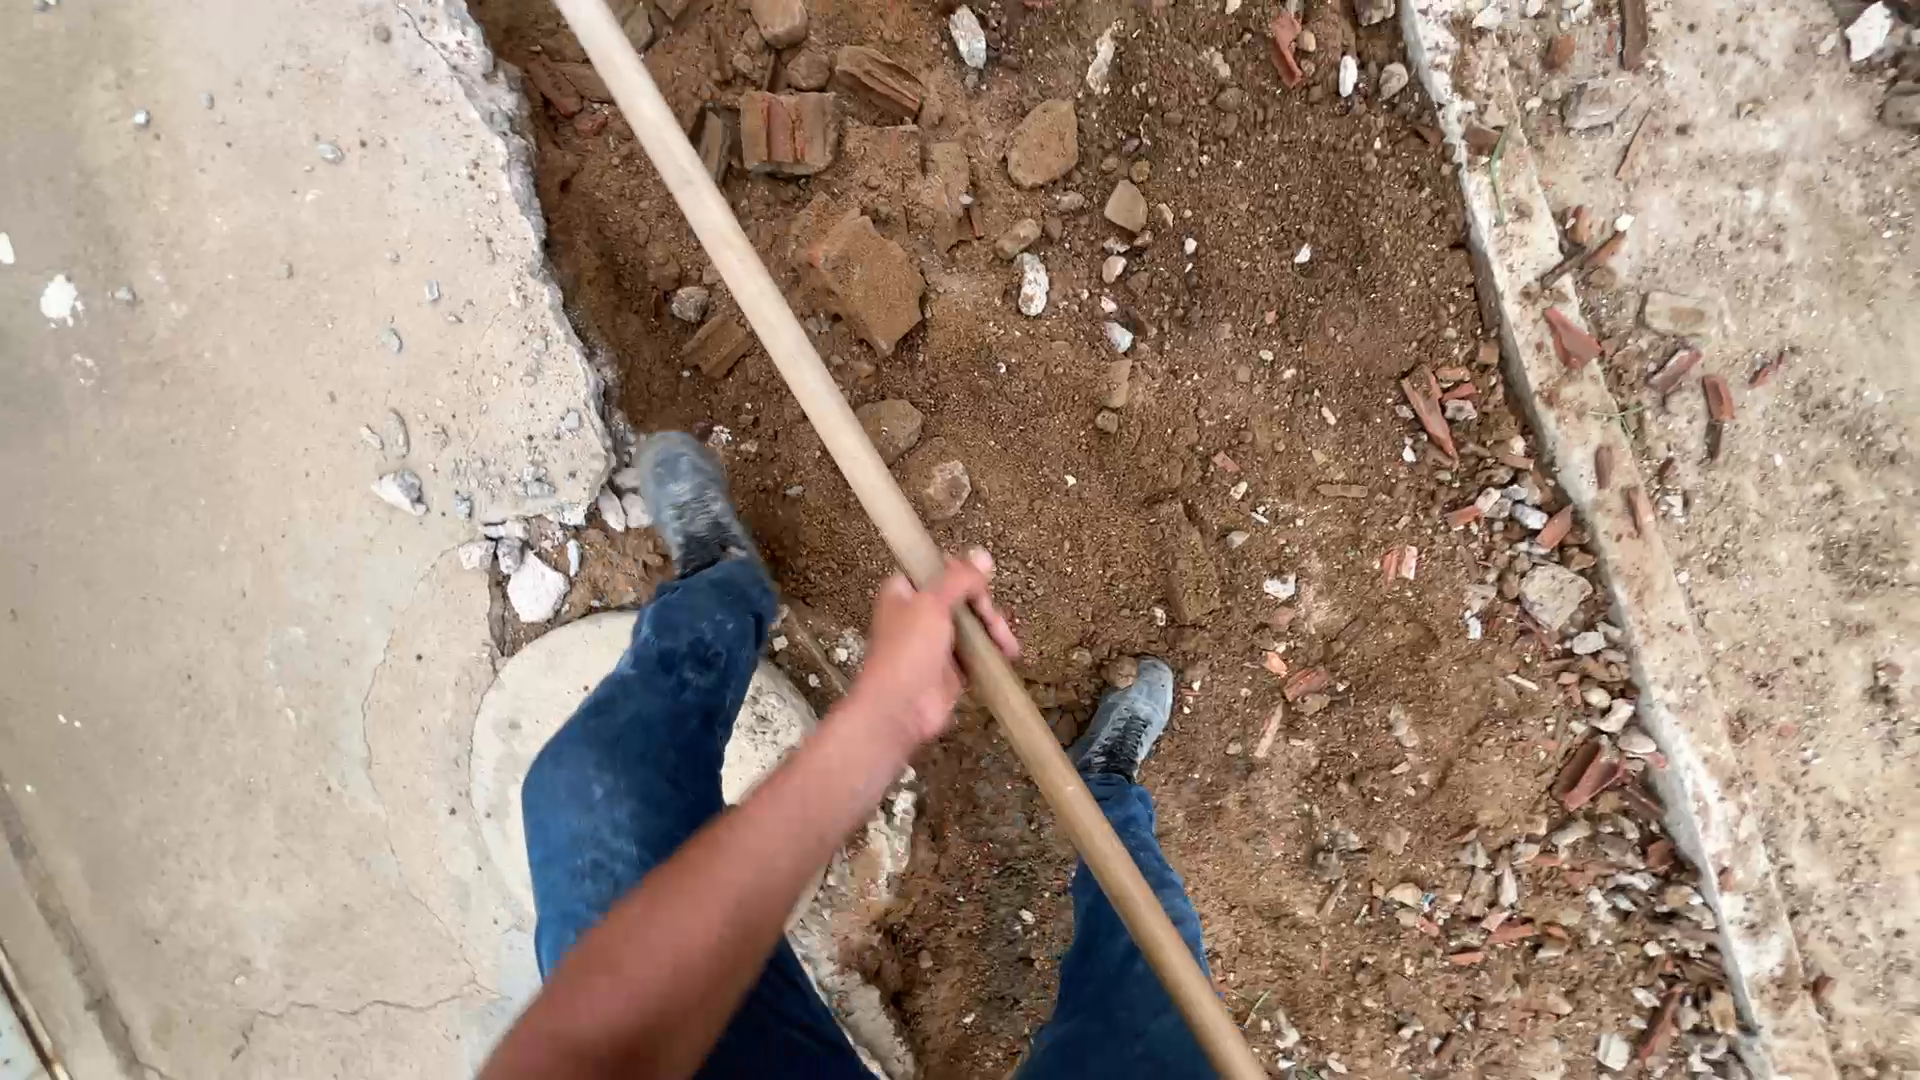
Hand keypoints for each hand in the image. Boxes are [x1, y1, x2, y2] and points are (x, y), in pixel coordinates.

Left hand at [841, 549, 1020, 750]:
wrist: (900, 708)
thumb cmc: (908, 649)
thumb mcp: (932, 603)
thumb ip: (959, 579)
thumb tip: (983, 554)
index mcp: (904, 592)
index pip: (936, 570)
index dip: (960, 572)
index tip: (979, 581)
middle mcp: (919, 614)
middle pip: (961, 597)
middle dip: (983, 606)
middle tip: (992, 618)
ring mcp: (936, 642)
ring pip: (972, 624)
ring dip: (993, 629)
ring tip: (1006, 644)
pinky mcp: (951, 668)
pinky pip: (976, 652)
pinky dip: (992, 651)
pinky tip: (1007, 653)